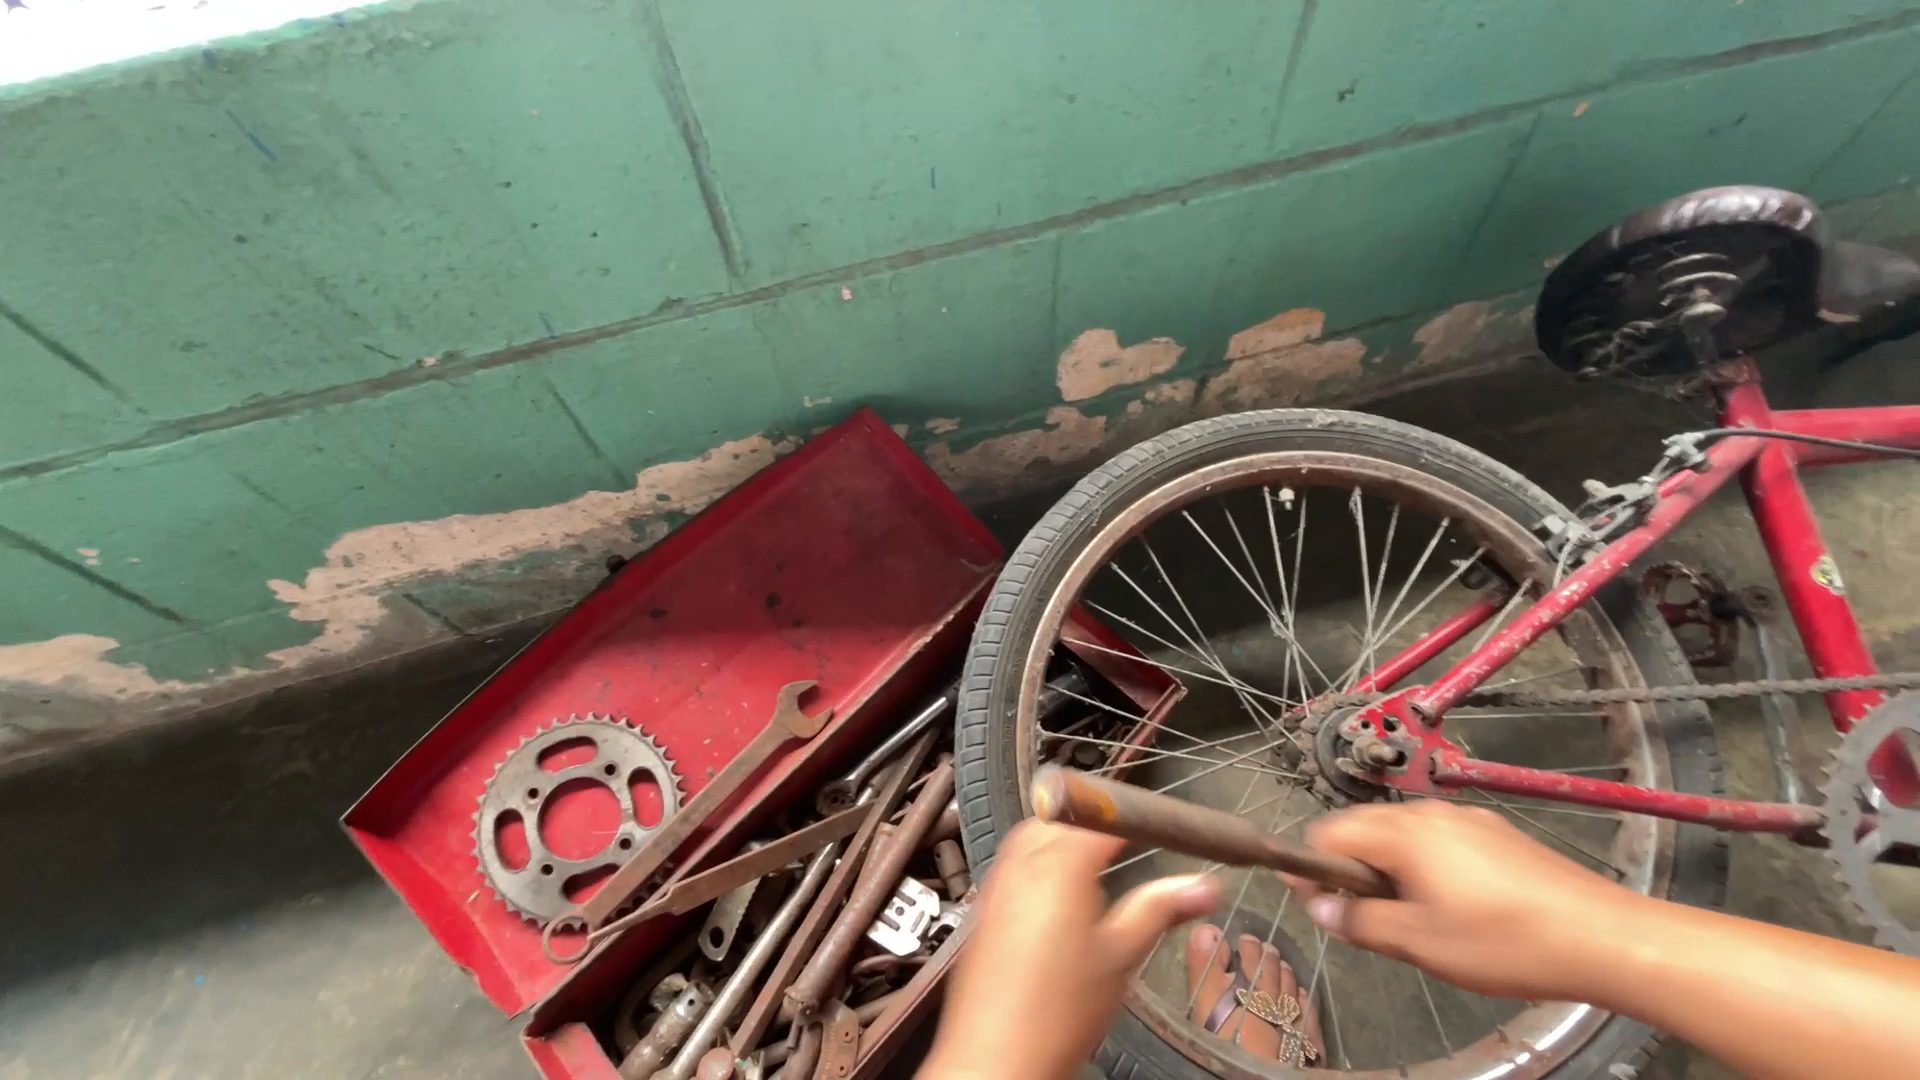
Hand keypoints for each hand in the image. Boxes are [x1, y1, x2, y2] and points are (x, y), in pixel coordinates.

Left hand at [921, 820, 1219, 1079]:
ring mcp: (999, 879)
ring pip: (1035, 830)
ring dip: (1066, 831)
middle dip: (1096, 818)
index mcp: (1060, 864)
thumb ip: (1161, 909)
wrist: (996, 1057)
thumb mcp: (1122, 956)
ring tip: (1097, 857)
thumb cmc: (1056, 1014)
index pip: (1102, 814)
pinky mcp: (986, 901)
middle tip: (1130, 836)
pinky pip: (1015, 856)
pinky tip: (1057, 887)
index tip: (1156, 818)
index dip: (1133, 811)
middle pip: (1063, 813)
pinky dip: (1040, 854)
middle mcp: (1023, 861)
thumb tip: (1203, 885)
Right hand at [1285, 800, 1638, 999]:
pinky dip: (1426, 862)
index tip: (1317, 902)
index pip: (1326, 832)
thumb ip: (1359, 921)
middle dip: (1353, 868)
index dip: (1311, 866)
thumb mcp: (1421, 943)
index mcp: (1399, 832)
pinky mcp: (1494, 831)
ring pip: (1400, 833)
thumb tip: (1318, 907)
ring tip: (1415, 913)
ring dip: (1390, 866)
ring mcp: (1463, 818)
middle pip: (1361, 828)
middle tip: (1370, 916)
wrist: (1609, 938)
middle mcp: (1425, 813)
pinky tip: (1458, 902)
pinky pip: (1438, 838)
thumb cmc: (1503, 941)